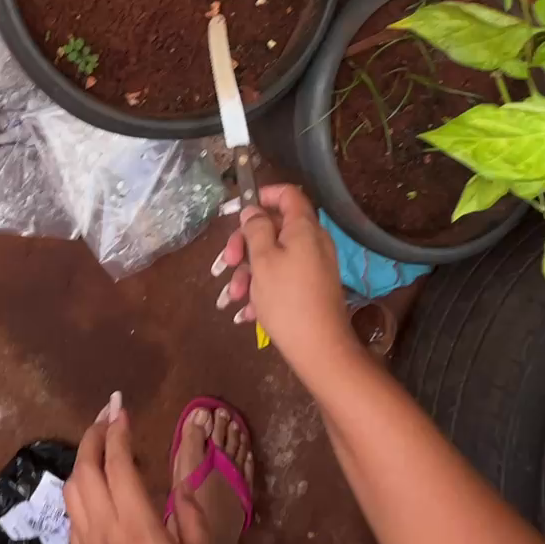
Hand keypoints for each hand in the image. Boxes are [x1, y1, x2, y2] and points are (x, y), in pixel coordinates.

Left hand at [65, 393, 216, 543]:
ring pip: (71, 490)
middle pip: (84, 469)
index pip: (117, 464)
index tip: (121, 407)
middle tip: (108, 414)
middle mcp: (104, 530)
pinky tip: (94, 487)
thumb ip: (191, 519)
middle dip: (93, 434)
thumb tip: (181, 482)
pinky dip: (78, 487)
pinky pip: (71, 514)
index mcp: (136, 526)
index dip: (116, 431)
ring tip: (99, 443)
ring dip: (81, 459)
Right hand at [213, 184, 357, 374]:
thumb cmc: (287, 298)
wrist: (319, 349)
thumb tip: (253, 210)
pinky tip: (246, 313)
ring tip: (232, 297)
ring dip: (247, 273)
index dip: (262, 195)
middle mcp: (311, 242)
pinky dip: (261, 290)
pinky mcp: (308, 288)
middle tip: (226, 263)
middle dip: (243, 245)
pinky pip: (281, 278)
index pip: (287, 194)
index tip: (238, 210)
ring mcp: (311, 266)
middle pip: (272, 229)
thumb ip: (255, 228)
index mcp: (303, 227)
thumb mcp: (262, 259)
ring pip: (272, 257)